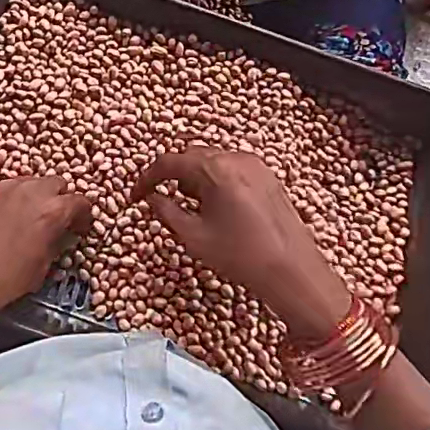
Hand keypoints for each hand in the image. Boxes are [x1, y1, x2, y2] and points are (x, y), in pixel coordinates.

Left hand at [0, 177, 92, 319]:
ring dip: (33, 197)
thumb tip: (60, 235)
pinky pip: (3, 189)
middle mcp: (29, 191)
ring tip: (26, 220)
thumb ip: (55, 243)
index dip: (82, 215)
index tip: (79, 226)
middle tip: (54, 220)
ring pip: (29, 183)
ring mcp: (2, 187)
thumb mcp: (40, 268)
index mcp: (51, 211)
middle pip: (56, 184)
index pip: (80, 202)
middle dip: (59, 200)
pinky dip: (8, 200)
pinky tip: (1, 220)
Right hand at [129, 147, 351, 340]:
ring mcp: (256, 167)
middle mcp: (237, 159)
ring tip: (187, 208)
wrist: (293, 272)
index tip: (136, 195)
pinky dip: (214, 182)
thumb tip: (152, 199)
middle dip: (170, 176)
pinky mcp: (267, 179)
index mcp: (216, 170)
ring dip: (193, 179)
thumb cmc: (242, 256)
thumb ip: (166, 211)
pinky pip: (231, 170)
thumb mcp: (193, 236)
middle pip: (191, 156)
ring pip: (212, 162)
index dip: (146, 178)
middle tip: (157, 198)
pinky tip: (212, 208)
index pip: (169, 162)